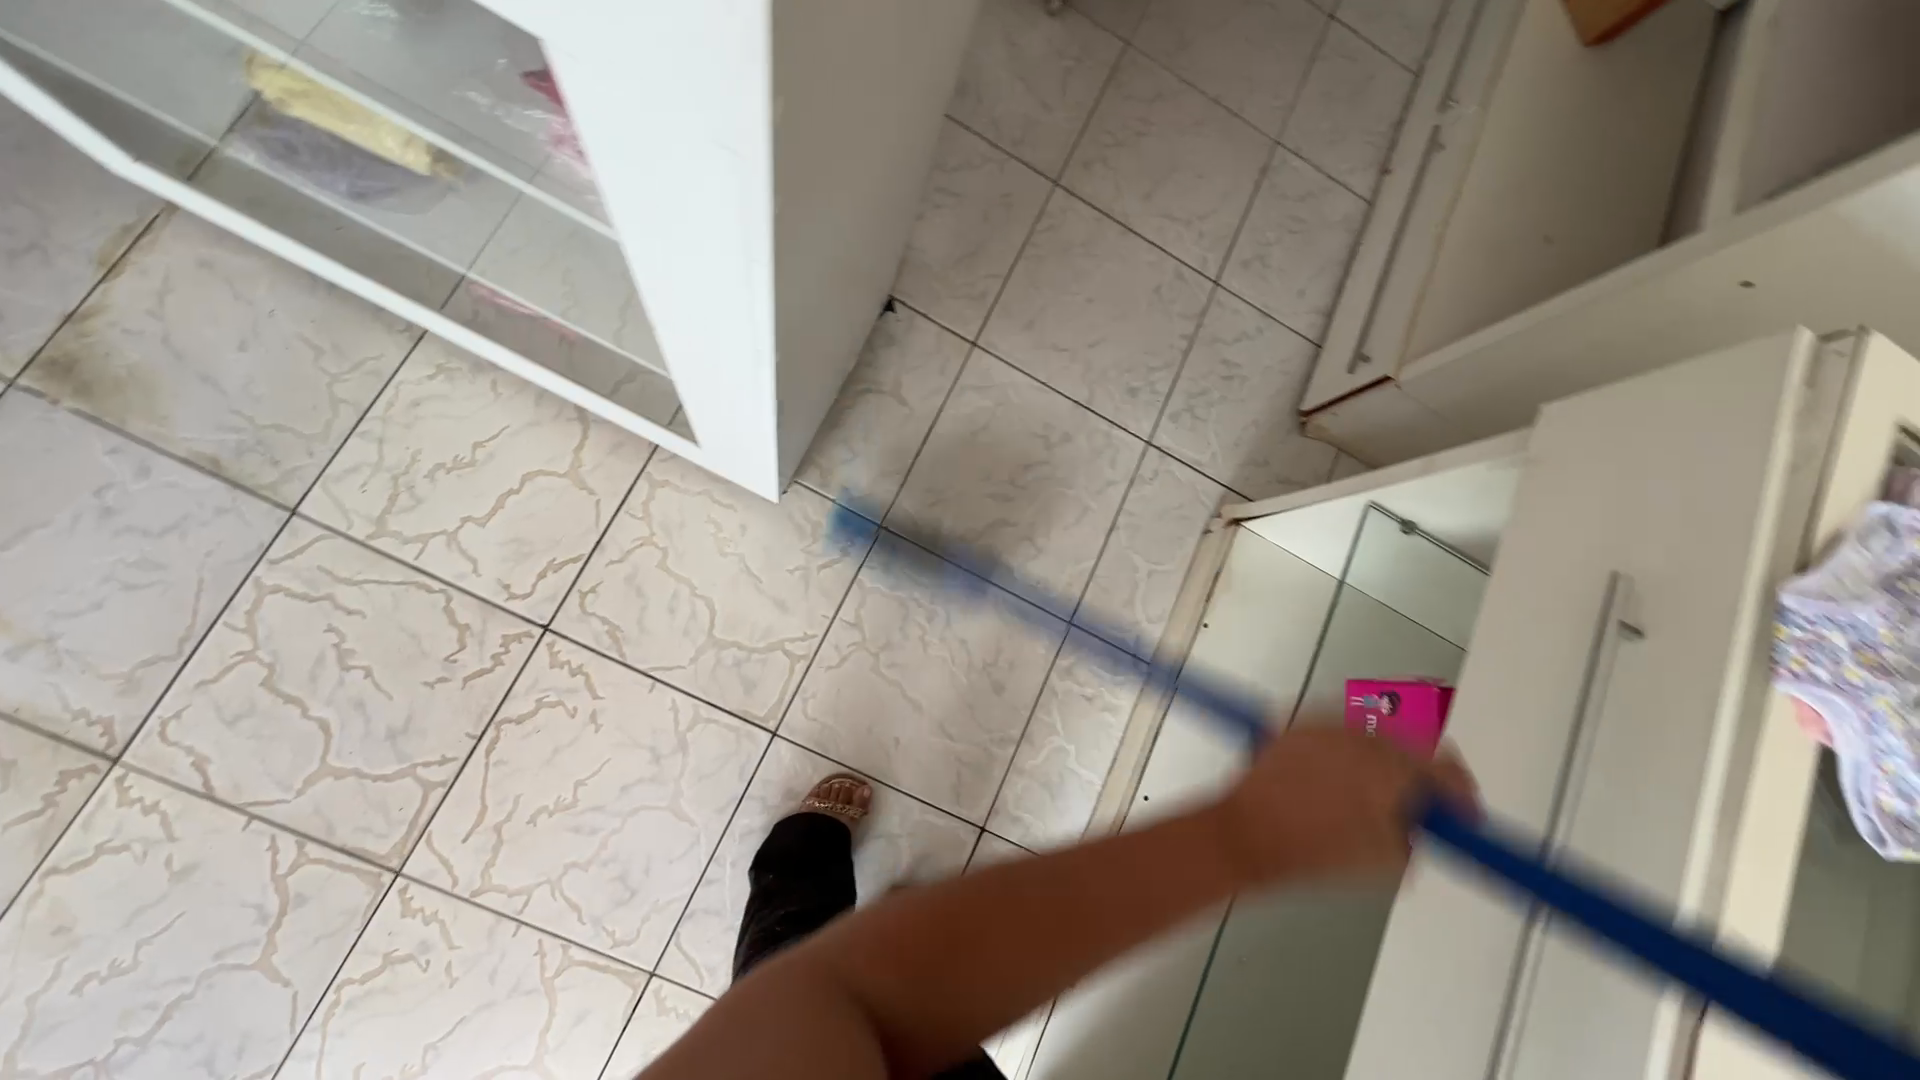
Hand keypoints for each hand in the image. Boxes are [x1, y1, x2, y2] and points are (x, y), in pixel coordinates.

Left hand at [1209, 724, 1479, 887]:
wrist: (1246, 834)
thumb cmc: (1312, 851)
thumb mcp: (1384, 859)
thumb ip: (1415, 837)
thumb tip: (1421, 829)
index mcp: (1391, 768)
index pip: (1447, 769)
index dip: (1460, 795)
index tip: (1462, 814)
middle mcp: (1361, 737)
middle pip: (1410, 749)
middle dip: (1418, 779)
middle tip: (1414, 810)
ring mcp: (1325, 726)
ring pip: (1372, 739)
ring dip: (1381, 763)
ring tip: (1368, 798)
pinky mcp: (1296, 725)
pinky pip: (1334, 733)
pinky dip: (1344, 753)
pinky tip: (1334, 780)